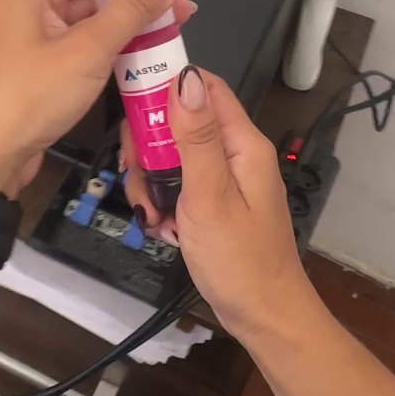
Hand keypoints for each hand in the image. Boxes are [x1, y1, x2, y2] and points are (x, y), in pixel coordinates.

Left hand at [0, 0, 193, 197]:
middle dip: (135, 5)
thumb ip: (135, 8)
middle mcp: (23, 6)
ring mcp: (25, 41)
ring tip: (170, 39)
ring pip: (85, 25)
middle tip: (183, 14)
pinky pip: (74, 51)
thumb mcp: (89, 49)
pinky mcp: (30, 72)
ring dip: (124, 33)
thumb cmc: (27, 98)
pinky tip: (138, 63)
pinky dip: (104, 55)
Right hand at [145, 66, 318, 341]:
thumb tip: (186, 77)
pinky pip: (179, 185)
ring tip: (149, 212)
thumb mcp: (211, 194)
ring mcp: (224, 178)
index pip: (205, 87)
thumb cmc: (239, 259)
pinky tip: (160, 225)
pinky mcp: (214, 202)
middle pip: (181, 122)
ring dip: (151, 180)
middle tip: (134, 173)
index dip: (168, 85)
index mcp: (242, 142)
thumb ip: (196, 137)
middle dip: (150, 145)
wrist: (263, 318)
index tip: (131, 102)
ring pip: (173, 156)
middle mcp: (235, 153)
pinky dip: (163, 201)